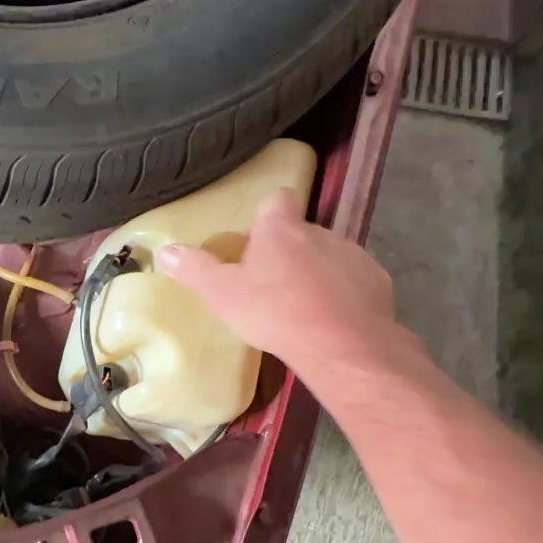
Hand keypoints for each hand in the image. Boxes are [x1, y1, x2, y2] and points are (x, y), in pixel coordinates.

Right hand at [156, 188, 400, 375]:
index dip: (266, 213)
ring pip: (327, 256)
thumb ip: (195, 269)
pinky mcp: (376, 281)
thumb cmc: (273, 311)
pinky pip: (352, 280)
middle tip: (266, 284)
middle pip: (299, 233)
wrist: (340, 342)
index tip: (255, 235)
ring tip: (298, 306)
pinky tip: (328, 319)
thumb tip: (166, 251)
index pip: (276, 200)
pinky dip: (340, 293)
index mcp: (280, 231)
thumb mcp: (221, 294)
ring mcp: (352, 255)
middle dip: (285, 252)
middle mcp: (320, 233)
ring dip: (313, 272)